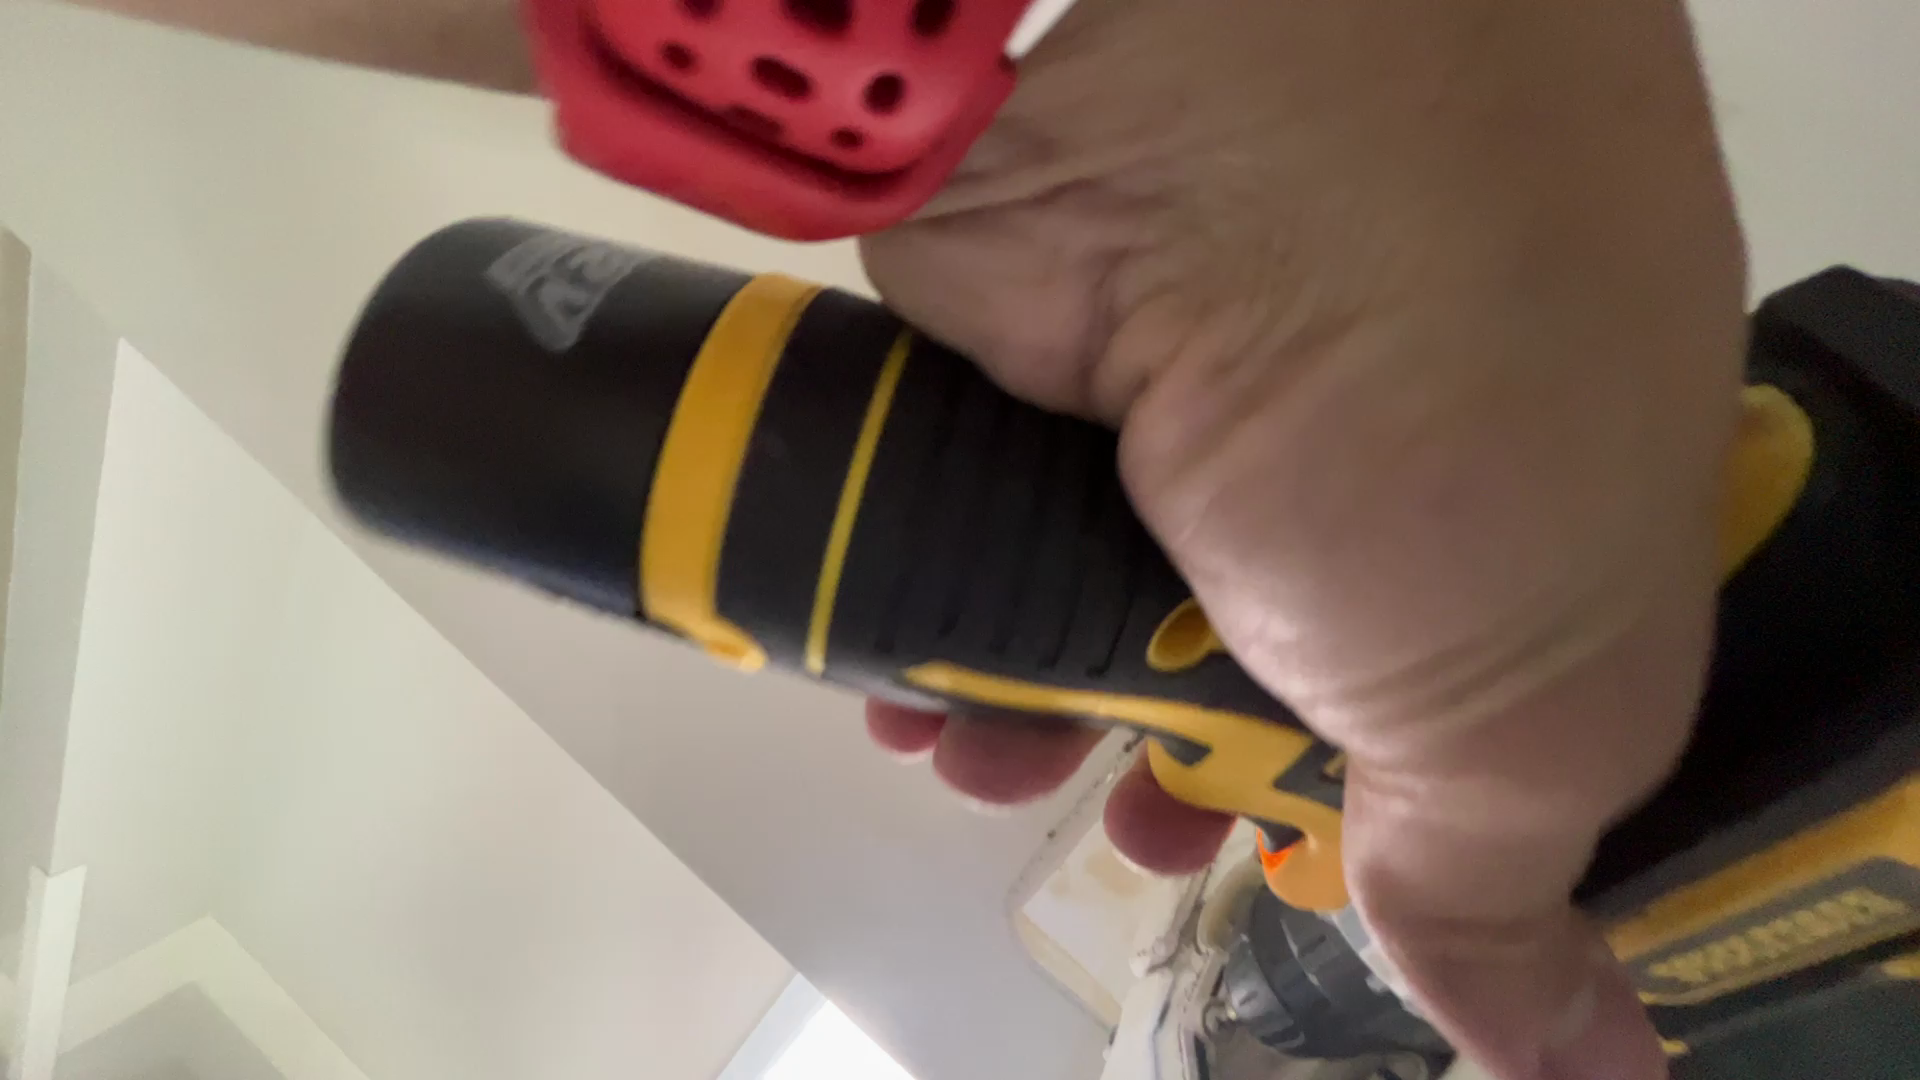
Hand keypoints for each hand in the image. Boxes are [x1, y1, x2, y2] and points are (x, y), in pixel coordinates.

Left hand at [859, 2, 1746, 1077]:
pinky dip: (935, 623)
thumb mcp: (1512, 694)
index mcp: (1470, 532)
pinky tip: (904, 693)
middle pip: (1212, 668)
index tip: (1260, 861)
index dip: (1328, 808)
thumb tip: (1567, 1047)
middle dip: (1150, 767)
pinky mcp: (1019, 394)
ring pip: (1068, 610)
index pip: (1403, 709)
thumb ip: (1496, 864)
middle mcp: (1307, 470)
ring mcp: (1151, 427)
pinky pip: (969, 540)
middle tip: (1114, 833)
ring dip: (1019, 711)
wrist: (1242, 171)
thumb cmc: (1428, 427)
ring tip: (969, 768)